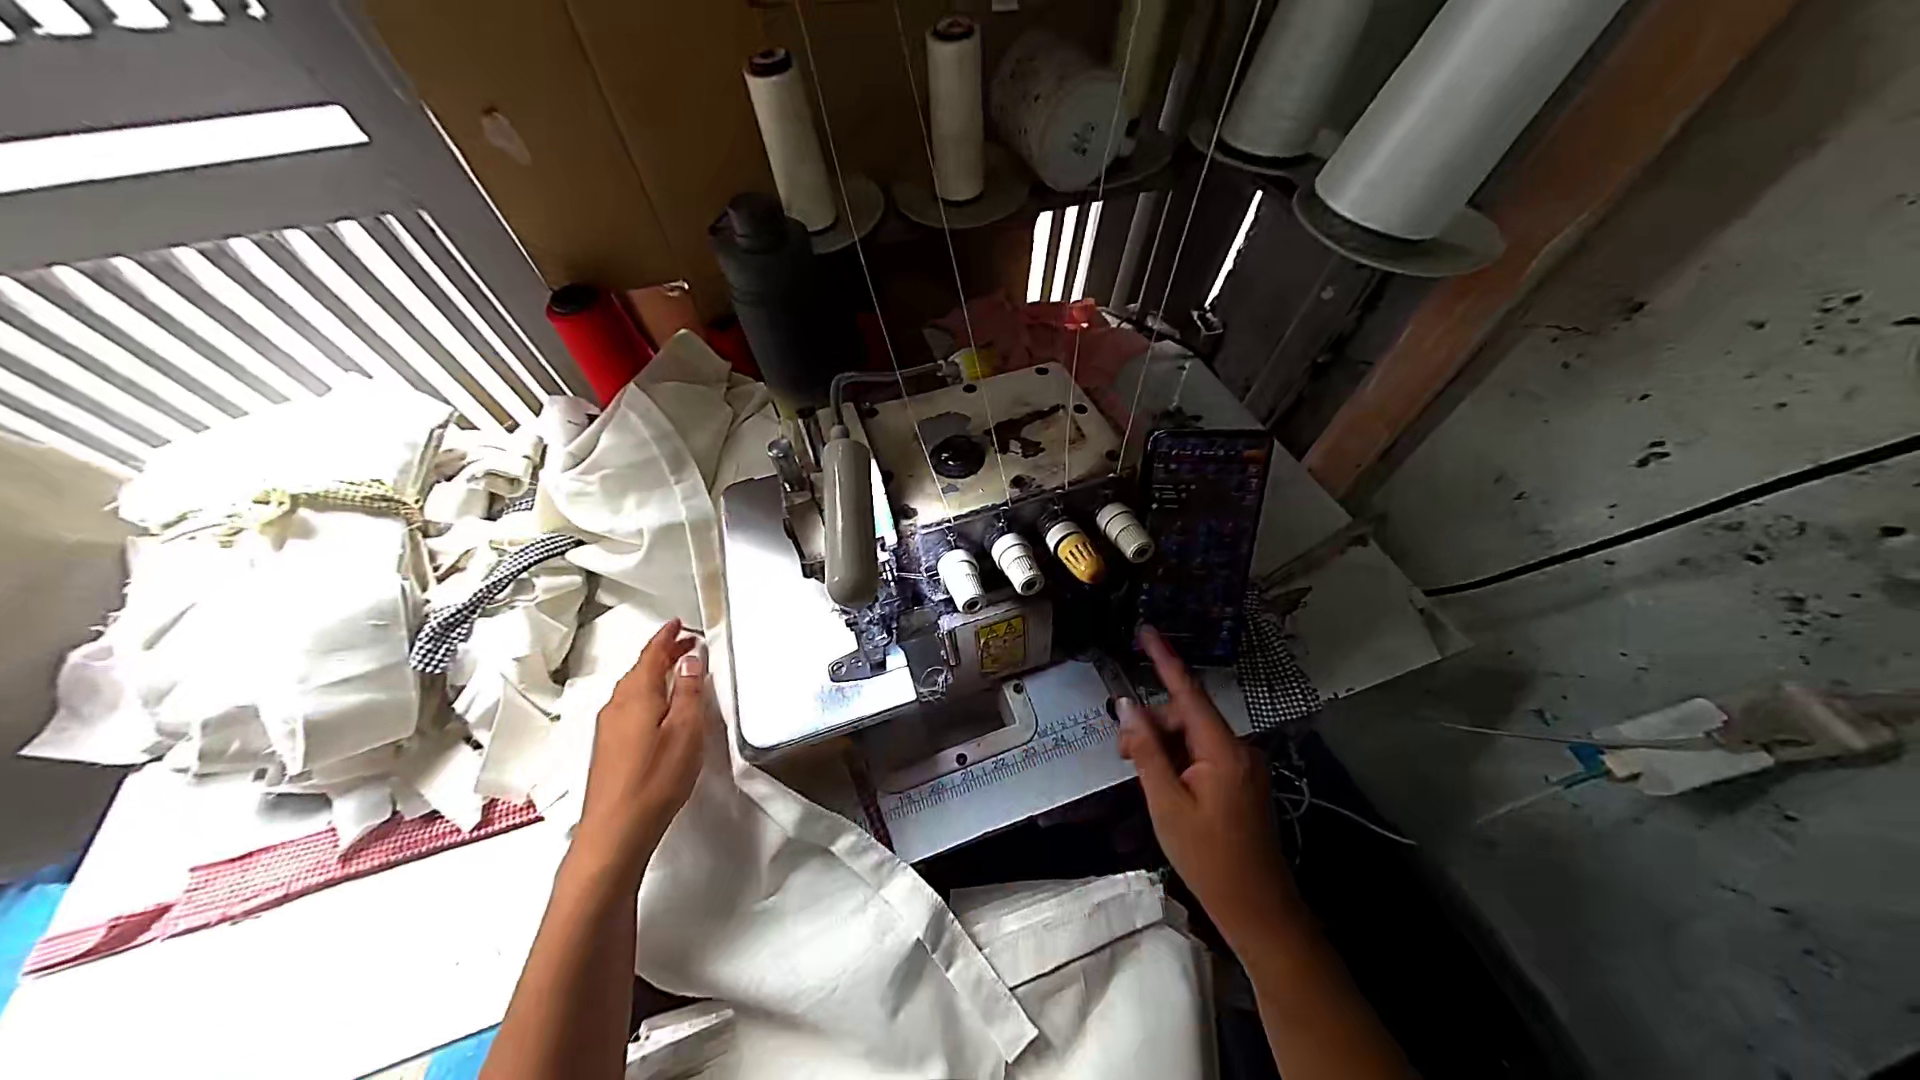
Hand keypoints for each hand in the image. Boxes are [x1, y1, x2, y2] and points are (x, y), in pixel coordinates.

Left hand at [577, 618, 709, 868]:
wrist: (616, 830)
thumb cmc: (652, 782)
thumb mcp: (685, 730)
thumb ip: (688, 691)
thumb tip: (690, 662)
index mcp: (636, 696)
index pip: (651, 654)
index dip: (667, 636)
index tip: (678, 624)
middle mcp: (616, 707)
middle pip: (641, 669)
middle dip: (664, 653)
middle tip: (685, 643)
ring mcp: (609, 728)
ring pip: (634, 688)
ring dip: (657, 674)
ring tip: (679, 671)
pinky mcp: (610, 747)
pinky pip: (630, 707)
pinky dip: (648, 695)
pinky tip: (661, 708)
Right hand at [1118, 625, 1298, 949]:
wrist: (1258, 908)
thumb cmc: (1208, 858)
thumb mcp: (1165, 803)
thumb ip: (1145, 750)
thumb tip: (1126, 706)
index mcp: (1223, 751)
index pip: (1188, 693)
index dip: (1165, 659)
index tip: (1146, 630)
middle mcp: (1239, 749)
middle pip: (1186, 717)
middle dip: (1152, 725)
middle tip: (1121, 752)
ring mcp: (1244, 765)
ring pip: (1193, 736)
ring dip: (1163, 746)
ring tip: (1141, 774)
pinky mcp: (1242, 780)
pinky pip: (1204, 754)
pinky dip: (1179, 759)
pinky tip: (1163, 781)